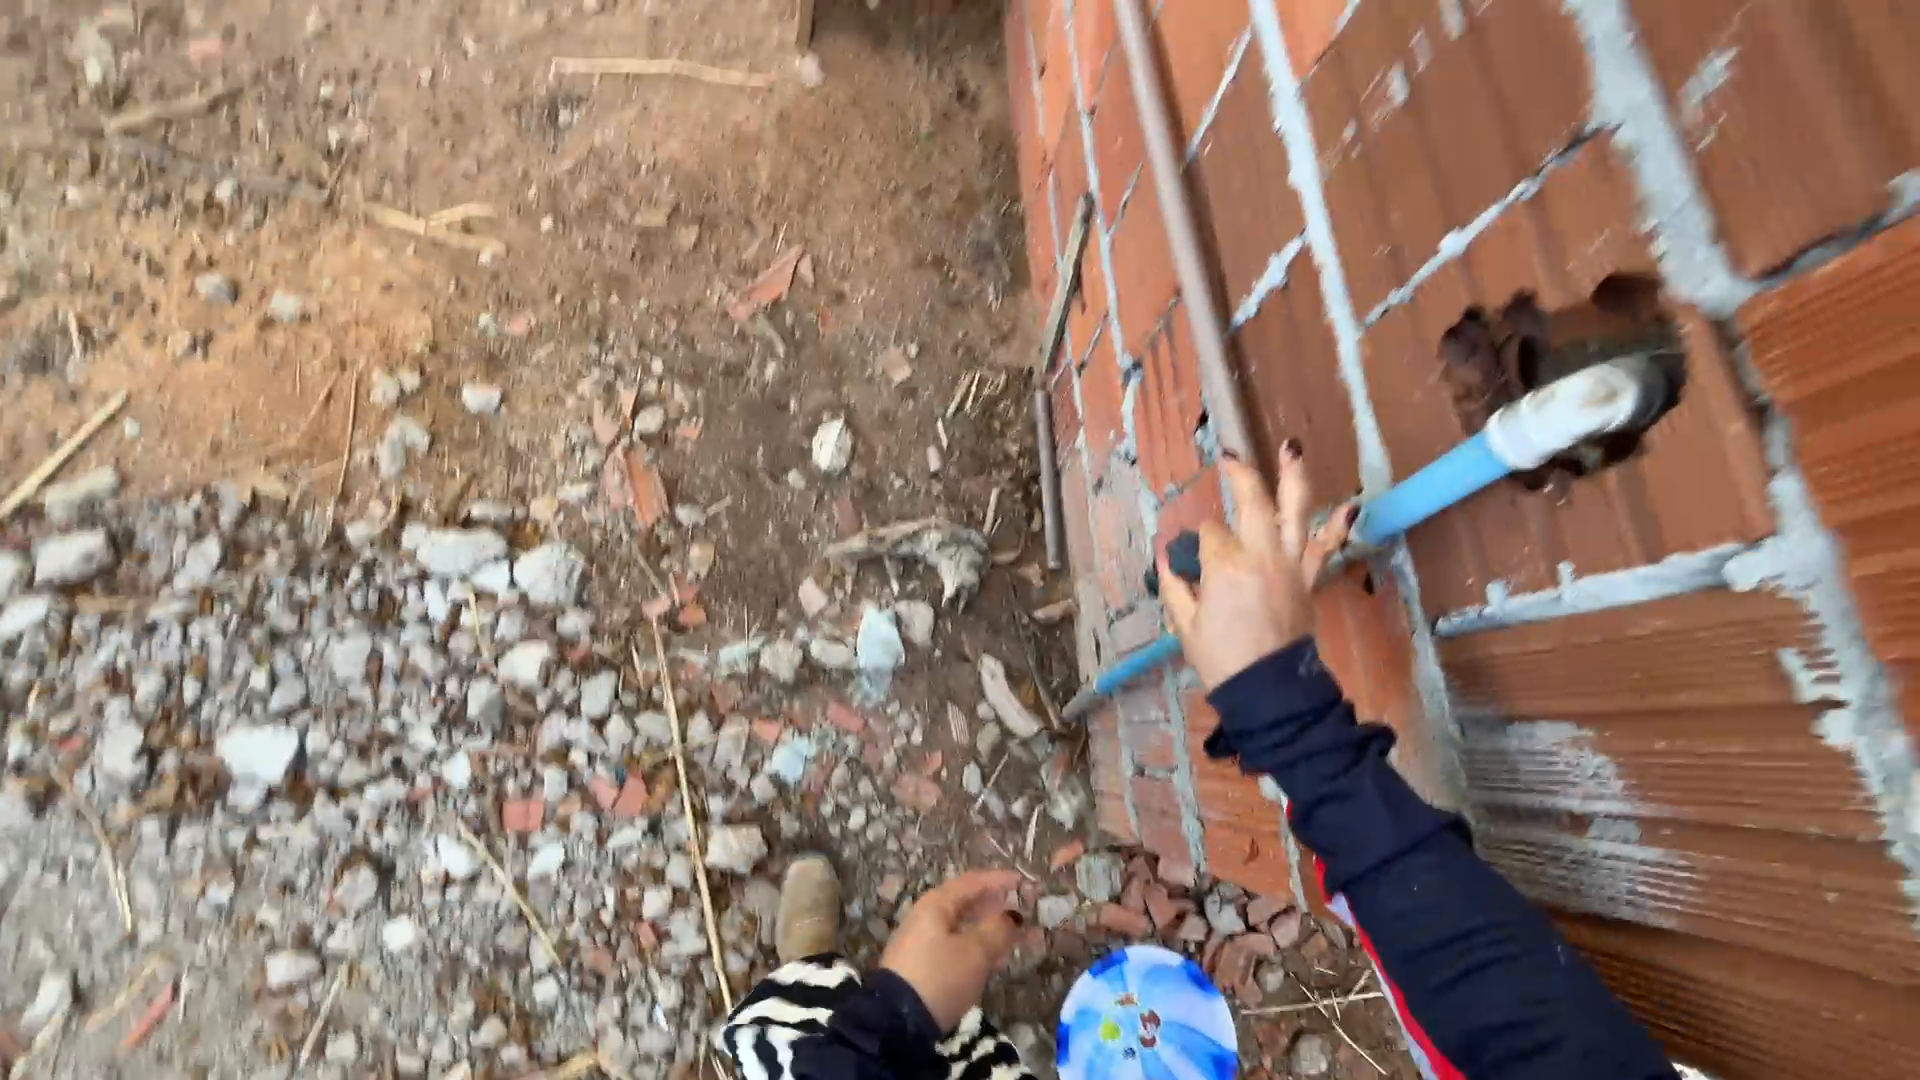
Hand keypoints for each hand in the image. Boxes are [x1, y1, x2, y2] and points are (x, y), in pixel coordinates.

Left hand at [879, 869, 1023, 1031]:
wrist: (896, 1023)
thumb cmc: (939, 977)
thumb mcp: (975, 952)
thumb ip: (998, 929)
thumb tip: (1013, 916)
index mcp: (937, 904)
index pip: (973, 882)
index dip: (999, 880)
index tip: (1023, 881)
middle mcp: (927, 916)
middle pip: (967, 903)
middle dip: (996, 906)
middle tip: (1023, 911)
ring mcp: (922, 942)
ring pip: (963, 927)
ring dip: (990, 929)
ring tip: (1016, 937)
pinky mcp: (922, 966)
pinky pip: (957, 946)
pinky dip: (978, 947)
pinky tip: (993, 960)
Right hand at [1159, 442, 1354, 689]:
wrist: (1268, 688)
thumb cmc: (1220, 658)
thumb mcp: (1184, 623)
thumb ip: (1174, 583)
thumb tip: (1165, 554)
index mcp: (1225, 566)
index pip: (1209, 533)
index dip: (1196, 539)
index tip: (1190, 553)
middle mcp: (1261, 554)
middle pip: (1251, 502)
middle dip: (1238, 475)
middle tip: (1229, 456)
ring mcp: (1291, 564)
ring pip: (1296, 510)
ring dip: (1294, 476)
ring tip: (1292, 448)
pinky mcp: (1310, 579)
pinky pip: (1326, 547)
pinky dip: (1338, 525)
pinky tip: (1351, 504)